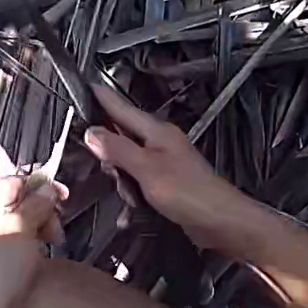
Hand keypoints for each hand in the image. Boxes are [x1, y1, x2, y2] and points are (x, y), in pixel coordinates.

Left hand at [0, 172, 66, 307]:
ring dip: (35, 228)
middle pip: (12, 201)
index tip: (64, 200)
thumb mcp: (23, 229)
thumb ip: (37, 204)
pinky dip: (24, 244)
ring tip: (49, 245)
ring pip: (12, 222)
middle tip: (56, 231)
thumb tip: (49, 189)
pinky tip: (34, 258)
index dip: (41, 189)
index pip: (12, 181)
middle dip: (39, 211)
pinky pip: (5, 240)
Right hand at [83, 87, 270, 258]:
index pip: (123, 109)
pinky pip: (140, 185)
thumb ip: (118, 149)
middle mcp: (161, 144)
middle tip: (110, 172)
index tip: (86, 86)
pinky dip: (134, 198)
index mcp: (157, 132)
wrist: (221, 222)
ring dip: (123, 183)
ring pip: (128, 165)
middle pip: (122, 139)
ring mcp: (165, 164)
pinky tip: (130, 214)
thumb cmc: (188, 192)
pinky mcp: (167, 185)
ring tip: (130, 198)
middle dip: (110, 157)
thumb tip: (92, 132)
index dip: (103, 98)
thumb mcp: (146, 169)